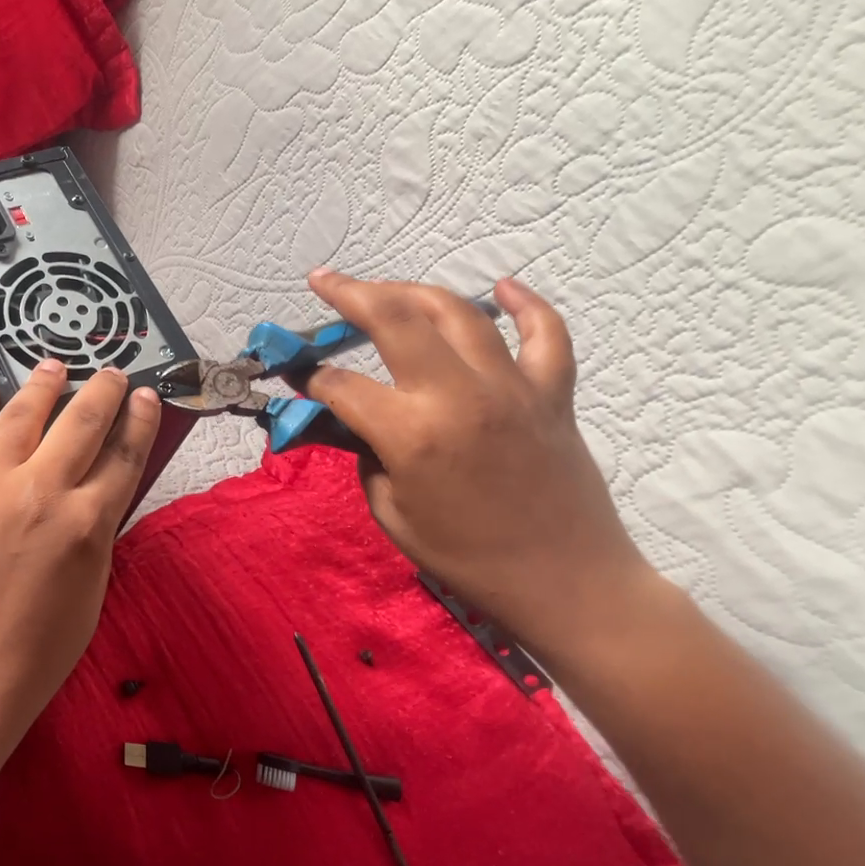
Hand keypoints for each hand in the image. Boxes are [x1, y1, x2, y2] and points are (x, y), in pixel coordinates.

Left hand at [0, 360, 161, 742]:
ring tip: (53, 366)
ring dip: (42, 384)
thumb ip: (95, 533)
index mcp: (88, 523)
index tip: (145, 396)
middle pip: (80, 421)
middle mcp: (42, 492)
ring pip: (21, 415)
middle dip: (102, 390)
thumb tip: (96, 493)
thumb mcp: (92, 591)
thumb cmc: (37, 653)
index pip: (124, 454)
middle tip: (110, 373)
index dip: (138, 420)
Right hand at [302, 271, 658, 649]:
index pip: (340, 385)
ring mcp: (511, 388)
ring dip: (413, 291)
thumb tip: (348, 417)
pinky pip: (546, 333)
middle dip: (348, 294)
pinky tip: (503, 287)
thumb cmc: (464, 557)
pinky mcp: (552, 393)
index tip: (297, 377)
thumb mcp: (390, 510)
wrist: (567, 583)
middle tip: (322, 281)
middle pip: (395, 319)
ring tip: (385, 290)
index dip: (310, 379)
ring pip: (458, 312)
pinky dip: (526, 303)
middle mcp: (457, 396)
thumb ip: (363, 453)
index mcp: (410, 434)